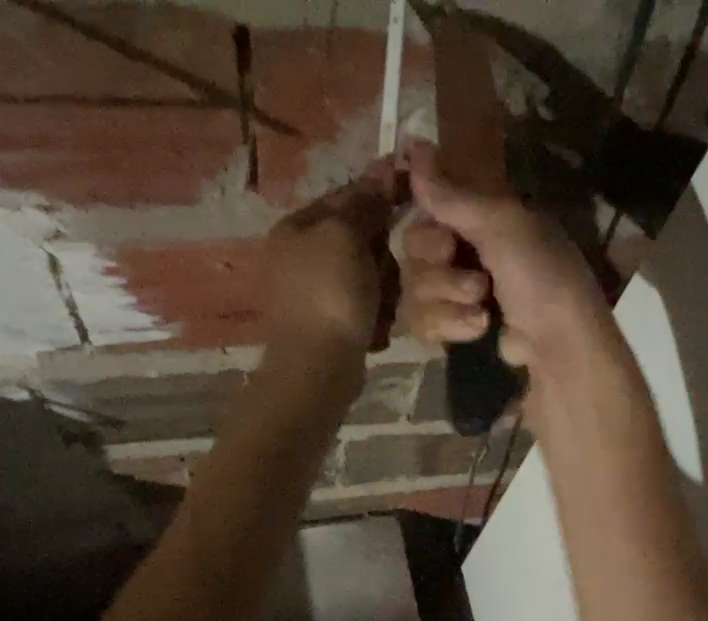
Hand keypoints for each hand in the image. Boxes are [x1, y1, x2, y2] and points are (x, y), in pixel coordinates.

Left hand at [262, 159, 404, 355]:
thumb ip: (364, 202)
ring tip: (383, 310)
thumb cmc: (330, 293)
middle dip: (383, 257)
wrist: (318, 366)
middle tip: (389, 274)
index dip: (379, 196)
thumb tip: (381, 168)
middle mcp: (298, 257)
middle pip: (360, 240)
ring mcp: (311, 295)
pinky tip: (375, 330)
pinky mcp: (327, 326)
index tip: (412, 199)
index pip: (345, 197)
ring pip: (367, 277)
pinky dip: (375, 318)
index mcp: (295, 228)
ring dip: (384, 291)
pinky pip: (364, 308)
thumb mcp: (346, 235)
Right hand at [398, 142, 619, 375]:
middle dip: (441, 273)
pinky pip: (421, 323)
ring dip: (447, 303)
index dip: (428, 228)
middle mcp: (465, 250)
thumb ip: (453, 196)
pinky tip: (477, 331)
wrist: (559, 348)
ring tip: (483, 312)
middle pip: (412, 253)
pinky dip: (449, 327)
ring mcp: (456, 293)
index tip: (447, 240)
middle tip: (478, 283)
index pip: (424, 210)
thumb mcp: (503, 226)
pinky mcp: (453, 330)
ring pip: (413, 291)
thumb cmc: (541, 278)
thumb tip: (414, 145)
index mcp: (481, 218)